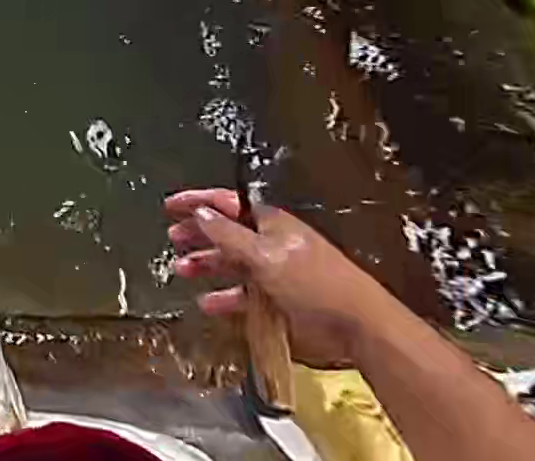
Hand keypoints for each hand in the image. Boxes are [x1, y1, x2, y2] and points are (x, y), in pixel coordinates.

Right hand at [165, 188, 405, 366]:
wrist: (364, 333)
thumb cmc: (314, 283)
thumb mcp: (264, 253)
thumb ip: (226, 233)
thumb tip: (200, 212)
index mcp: (270, 224)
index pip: (225, 203)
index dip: (197, 202)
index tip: (170, 205)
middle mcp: (271, 245)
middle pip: (225, 234)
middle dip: (198, 235)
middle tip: (174, 238)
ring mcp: (276, 275)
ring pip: (231, 265)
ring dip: (206, 266)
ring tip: (183, 270)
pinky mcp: (281, 304)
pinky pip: (244, 297)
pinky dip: (225, 299)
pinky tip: (208, 303)